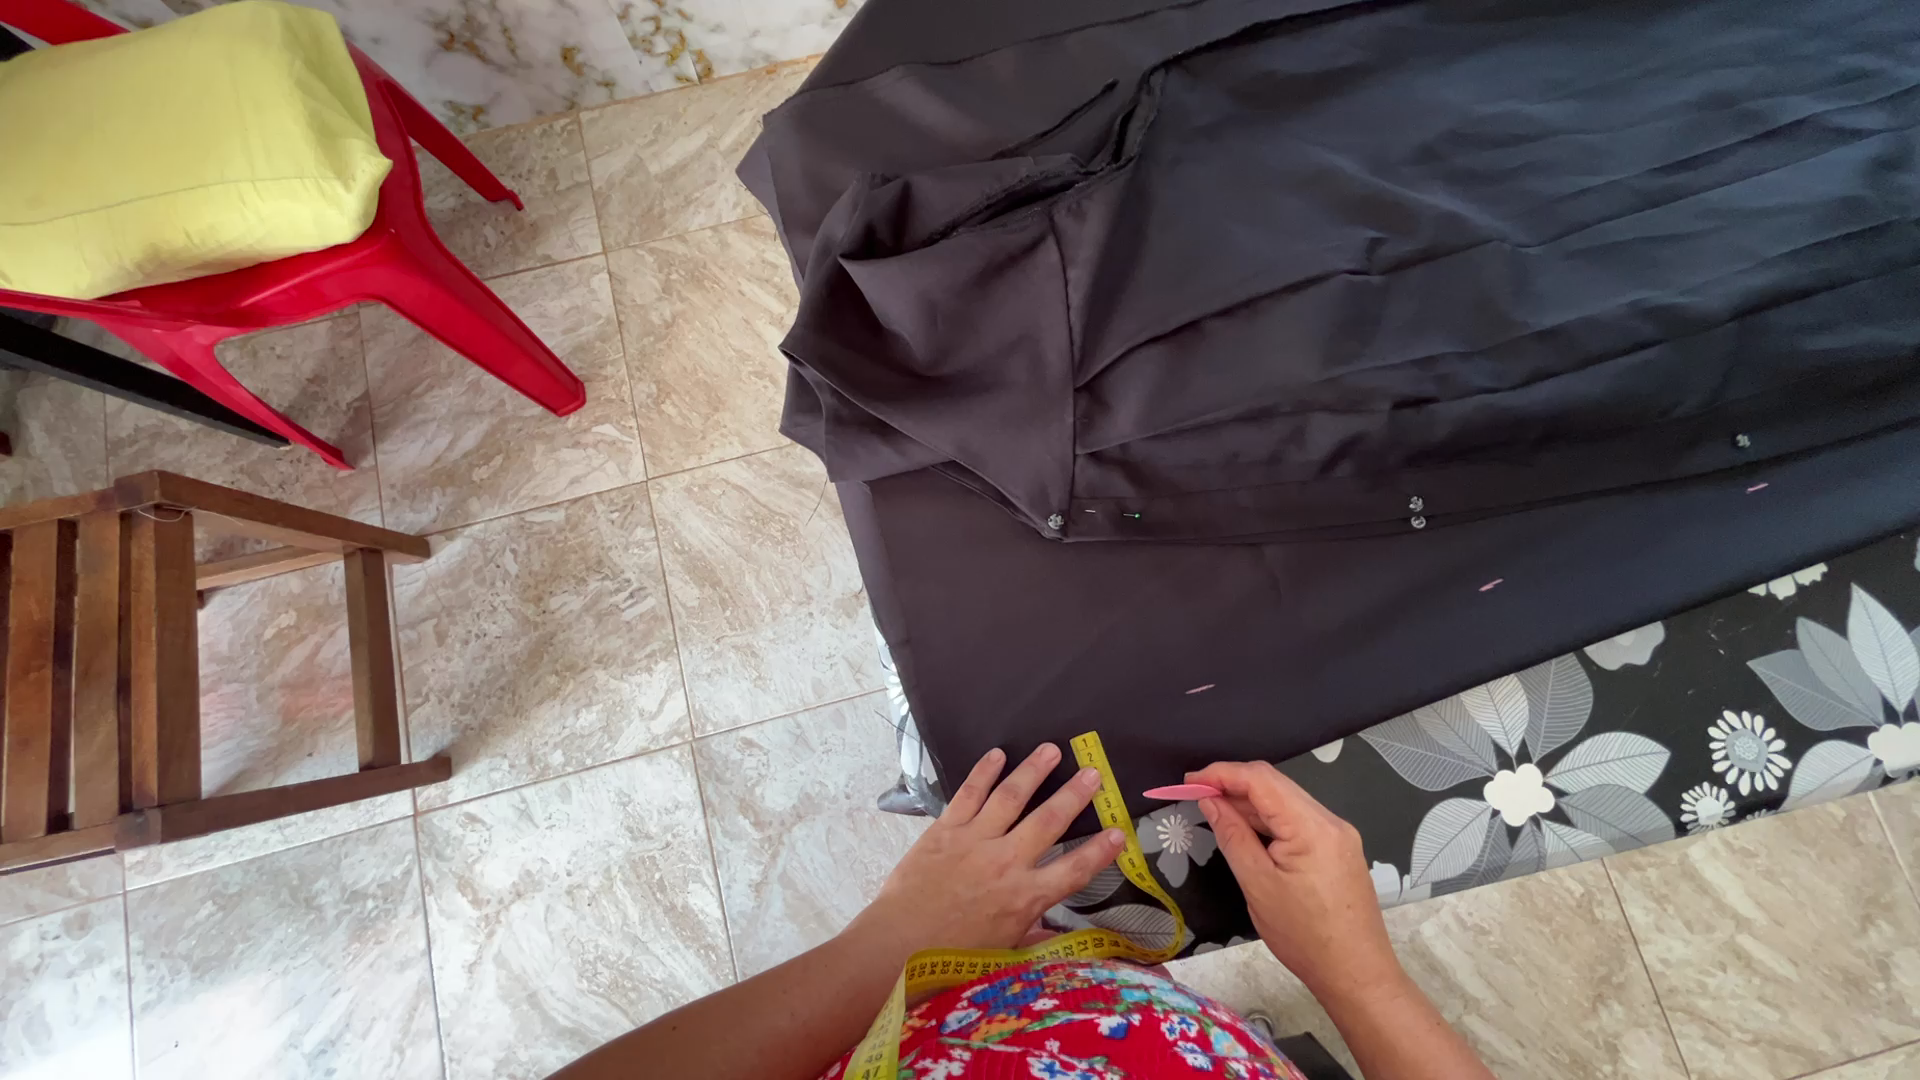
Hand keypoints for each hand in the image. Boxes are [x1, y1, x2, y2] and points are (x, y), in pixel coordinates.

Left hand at [852, 744, 1126, 954]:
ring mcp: (975, 840)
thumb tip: (1060, 935)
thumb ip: (1033, 937)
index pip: (1073, 871)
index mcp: (1025, 898)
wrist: (899, 944)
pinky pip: (970, 793)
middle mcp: (1006, 862)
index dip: (1099, 851)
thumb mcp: (1004, 955)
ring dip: (1033, 771)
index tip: (1119, 832)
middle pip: (1048, 821)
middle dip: (1074, 795)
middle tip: (1092, 772)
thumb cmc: (952, 959)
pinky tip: (998, 754)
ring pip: (1011, 797)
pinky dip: (984, 772)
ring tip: (1051, 749)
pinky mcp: (946, 828)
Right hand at [1186, 761, 1405, 1003]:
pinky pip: (1296, 819)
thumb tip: (1209, 800)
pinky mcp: (1337, 848)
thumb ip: (1232, 835)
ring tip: (1215, 812)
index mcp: (1312, 826)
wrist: (1358, 977)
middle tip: (1196, 795)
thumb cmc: (1304, 936)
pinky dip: (1267, 818)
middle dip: (1232, 784)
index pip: (1260, 779)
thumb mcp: (1257, 885)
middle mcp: (1329, 821)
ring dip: (1248, 801)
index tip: (1188, 781)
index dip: (1221, 773)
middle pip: (1274, 783)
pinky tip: (1246, 830)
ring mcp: (1337, 834)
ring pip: (1284, 800)